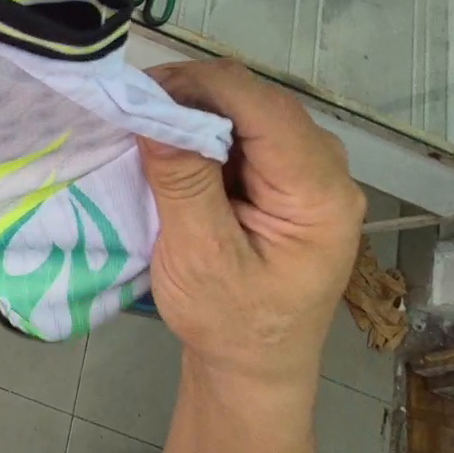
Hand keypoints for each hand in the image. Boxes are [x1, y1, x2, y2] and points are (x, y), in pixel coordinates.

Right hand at [139, 60, 364, 393]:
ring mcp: (304, 174)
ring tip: (140, 122)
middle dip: (192, 95)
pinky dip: (198, 131)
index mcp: (318, 195)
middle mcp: (324, 172)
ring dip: (192, 111)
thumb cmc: (230, 321)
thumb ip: (183, 183)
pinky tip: (163, 142)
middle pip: (259, 104)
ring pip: (248, 114)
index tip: (138, 93)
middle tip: (129, 107)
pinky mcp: (280, 182)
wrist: (251, 364)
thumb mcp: (199, 257)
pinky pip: (241, 137)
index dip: (201, 88)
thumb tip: (153, 117)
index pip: (265, 110)